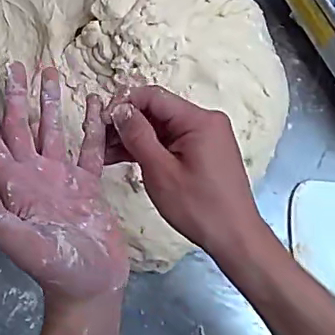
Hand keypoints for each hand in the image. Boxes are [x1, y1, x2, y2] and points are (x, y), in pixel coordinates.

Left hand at [0, 63, 128, 305]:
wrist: (92, 285)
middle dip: (17, 97)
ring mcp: (61, 178)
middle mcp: (35, 176)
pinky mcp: (87, 184)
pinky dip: (91, 125)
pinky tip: (95, 103)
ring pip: (53, 131)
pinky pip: (88, 147)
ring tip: (51, 71)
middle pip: (21, 128)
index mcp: (15, 187)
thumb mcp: (23, 244)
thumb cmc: (57, 268)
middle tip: (15, 66)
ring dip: (51, 103)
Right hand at [107, 86, 262, 260]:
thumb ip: (138, 135)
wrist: (236, 237)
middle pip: (156, 110)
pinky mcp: (202, 151)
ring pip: (160, 127)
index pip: (153, 96)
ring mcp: (205, 136)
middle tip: (98, 140)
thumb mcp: (161, 171)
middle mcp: (205, 121)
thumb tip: (119, 109)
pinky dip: (149, 148)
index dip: (124, 104)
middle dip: (126, 123)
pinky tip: (123, 158)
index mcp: (199, 120)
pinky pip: (170, 140)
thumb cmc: (199, 207)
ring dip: (134, 137)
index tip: (101, 121)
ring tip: (104, 153)